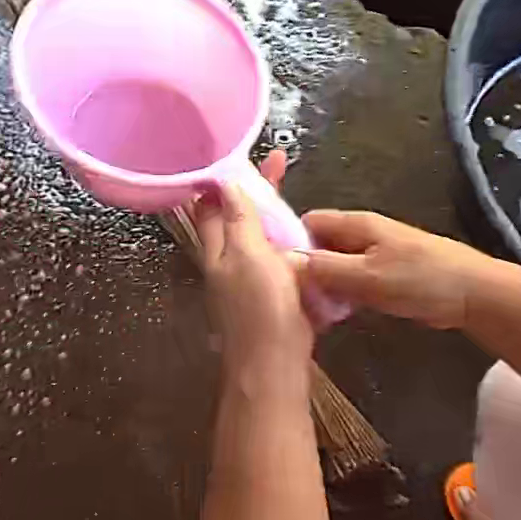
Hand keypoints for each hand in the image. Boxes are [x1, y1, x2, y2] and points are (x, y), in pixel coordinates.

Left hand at [192, 151, 313, 368]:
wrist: (275, 367)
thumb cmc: (260, 308)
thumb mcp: (248, 256)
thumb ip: (238, 220)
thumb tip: (225, 184)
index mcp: (217, 249)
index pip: (210, 204)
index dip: (223, 177)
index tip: (240, 153)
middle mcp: (229, 262)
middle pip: (238, 217)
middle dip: (256, 189)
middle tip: (281, 163)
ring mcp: (251, 281)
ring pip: (261, 238)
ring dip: (275, 214)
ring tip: (296, 194)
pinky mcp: (274, 296)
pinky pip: (280, 259)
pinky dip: (291, 242)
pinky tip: (310, 237)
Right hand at [295, 211, 492, 329]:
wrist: (473, 294)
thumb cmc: (421, 279)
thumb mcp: (367, 276)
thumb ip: (325, 269)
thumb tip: (285, 262)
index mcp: (356, 224)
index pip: (308, 221)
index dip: (289, 241)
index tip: (274, 269)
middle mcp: (363, 234)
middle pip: (321, 244)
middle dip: (306, 267)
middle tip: (291, 296)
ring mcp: (376, 255)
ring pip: (336, 265)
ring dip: (325, 284)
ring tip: (310, 308)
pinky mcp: (386, 275)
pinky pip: (353, 280)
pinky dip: (344, 294)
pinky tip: (337, 314)